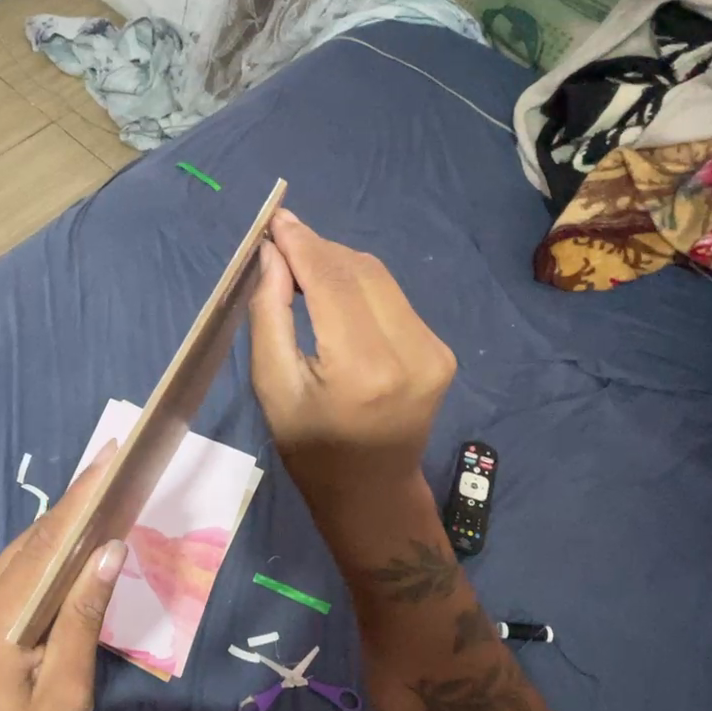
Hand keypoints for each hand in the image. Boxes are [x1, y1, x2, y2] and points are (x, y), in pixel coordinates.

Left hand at [0, 446, 128, 710]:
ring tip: (106, 495)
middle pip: (33, 541)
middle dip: (77, 504)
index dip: (80, 500)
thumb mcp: (68, 693)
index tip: (109, 459)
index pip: (45, 546)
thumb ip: (84, 617)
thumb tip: (109, 551)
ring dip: (64, 525)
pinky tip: (78, 541)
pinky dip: (50, 551)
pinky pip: (17, 568)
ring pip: (24, 551)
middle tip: (117, 470)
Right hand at [248, 210, 455, 498]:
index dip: (302, 244)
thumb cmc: (309, 448)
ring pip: (380, 278)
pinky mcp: (440, 351)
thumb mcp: (272, 386)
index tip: (275, 219)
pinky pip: (393, 298)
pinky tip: (332, 293)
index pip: (332, 282)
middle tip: (279, 242)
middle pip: (360, 271)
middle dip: (318, 249)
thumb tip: (272, 254)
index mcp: (362, 368)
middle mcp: (410, 351)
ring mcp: (433, 350)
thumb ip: (271, 314)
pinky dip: (358, 285)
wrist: (370, 491)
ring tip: (300, 266)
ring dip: (338, 263)